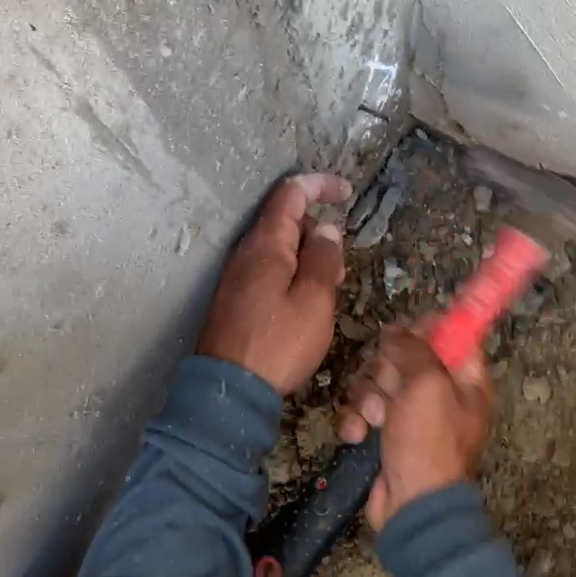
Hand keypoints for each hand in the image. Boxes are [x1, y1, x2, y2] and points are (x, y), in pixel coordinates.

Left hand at [196, 173, 352, 394]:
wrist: (228, 391)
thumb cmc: (278, 343)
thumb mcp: (314, 300)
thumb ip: (323, 258)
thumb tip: (326, 229)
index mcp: (266, 243)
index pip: (291, 193)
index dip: (320, 185)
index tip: (347, 191)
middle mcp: (246, 251)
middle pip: (285, 220)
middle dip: (317, 231)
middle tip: (339, 267)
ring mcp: (237, 275)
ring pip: (278, 248)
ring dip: (306, 257)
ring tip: (327, 290)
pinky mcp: (235, 297)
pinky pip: (268, 270)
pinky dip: (292, 274)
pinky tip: (303, 305)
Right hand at [336, 324, 493, 529]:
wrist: (411, 506)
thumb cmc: (429, 441)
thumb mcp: (428, 383)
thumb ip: (413, 346)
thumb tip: (394, 330)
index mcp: (464, 379)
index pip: (449, 335)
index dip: (425, 329)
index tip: (405, 334)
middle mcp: (438, 392)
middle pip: (403, 355)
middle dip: (386, 370)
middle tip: (390, 388)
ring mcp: (409, 413)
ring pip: (376, 379)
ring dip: (368, 398)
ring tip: (374, 419)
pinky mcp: (384, 431)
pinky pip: (361, 408)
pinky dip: (356, 419)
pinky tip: (358, 434)